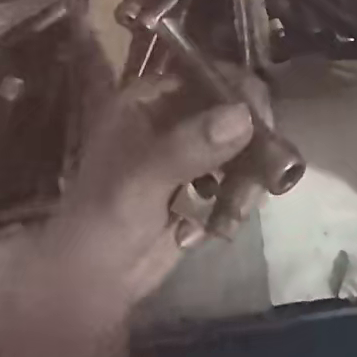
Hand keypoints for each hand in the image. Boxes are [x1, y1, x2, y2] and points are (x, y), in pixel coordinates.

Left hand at [6, 73, 255, 337]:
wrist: (95, 281)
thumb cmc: (106, 219)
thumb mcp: (142, 179)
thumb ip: (190, 146)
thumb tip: (243, 116)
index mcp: (151, 99)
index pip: (208, 75)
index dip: (239, 92)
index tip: (261, 124)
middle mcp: (175, 117)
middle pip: (235, 109)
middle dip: (251, 145)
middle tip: (257, 177)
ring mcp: (193, 151)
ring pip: (245, 146)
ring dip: (247, 180)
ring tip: (232, 213)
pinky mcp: (207, 183)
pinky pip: (242, 177)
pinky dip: (240, 199)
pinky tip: (222, 224)